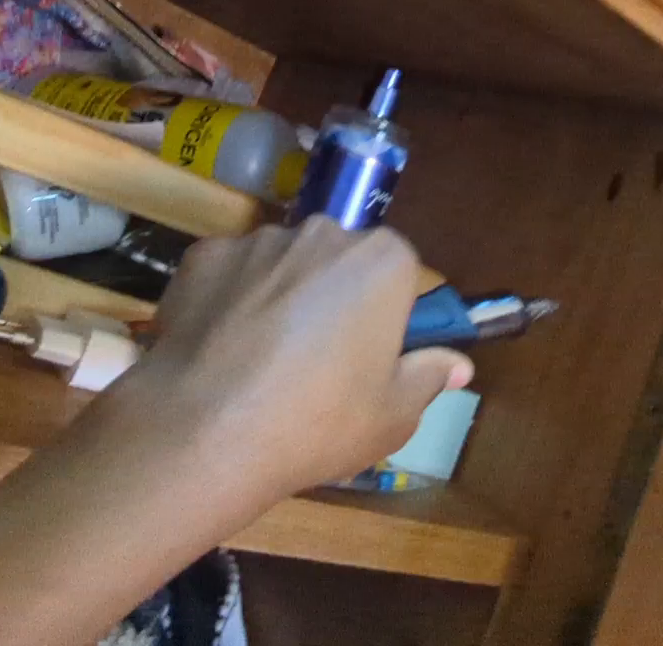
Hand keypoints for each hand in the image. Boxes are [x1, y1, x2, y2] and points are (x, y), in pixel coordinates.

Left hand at [115, 217, 473, 501]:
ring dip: (279, 294)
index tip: (369, 353)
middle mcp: (323, 233)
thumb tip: (458, 362)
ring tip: (258, 359)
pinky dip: (228, 298)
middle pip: (338, 259)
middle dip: (332, 295)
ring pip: (282, 263)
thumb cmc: (318, 421)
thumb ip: (428, 376)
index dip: (385, 312)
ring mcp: (259, 239)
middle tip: (315, 359)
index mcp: (381, 260)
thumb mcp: (393, 416)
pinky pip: (229, 272)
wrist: (206, 430)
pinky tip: (218, 347)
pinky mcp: (205, 254)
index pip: (397, 270)